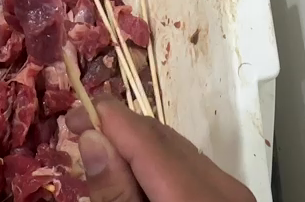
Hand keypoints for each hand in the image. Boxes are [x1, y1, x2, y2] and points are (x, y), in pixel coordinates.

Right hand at [78, 100, 253, 201]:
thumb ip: (117, 191)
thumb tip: (91, 135)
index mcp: (200, 197)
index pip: (147, 139)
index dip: (107, 116)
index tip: (72, 111)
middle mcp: (224, 186)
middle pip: (163, 138)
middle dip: (118, 127)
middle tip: (77, 128)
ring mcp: (232, 191)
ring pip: (176, 148)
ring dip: (136, 143)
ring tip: (100, 148)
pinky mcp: (230, 197)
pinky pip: (189, 166)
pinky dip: (158, 162)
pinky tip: (135, 169)